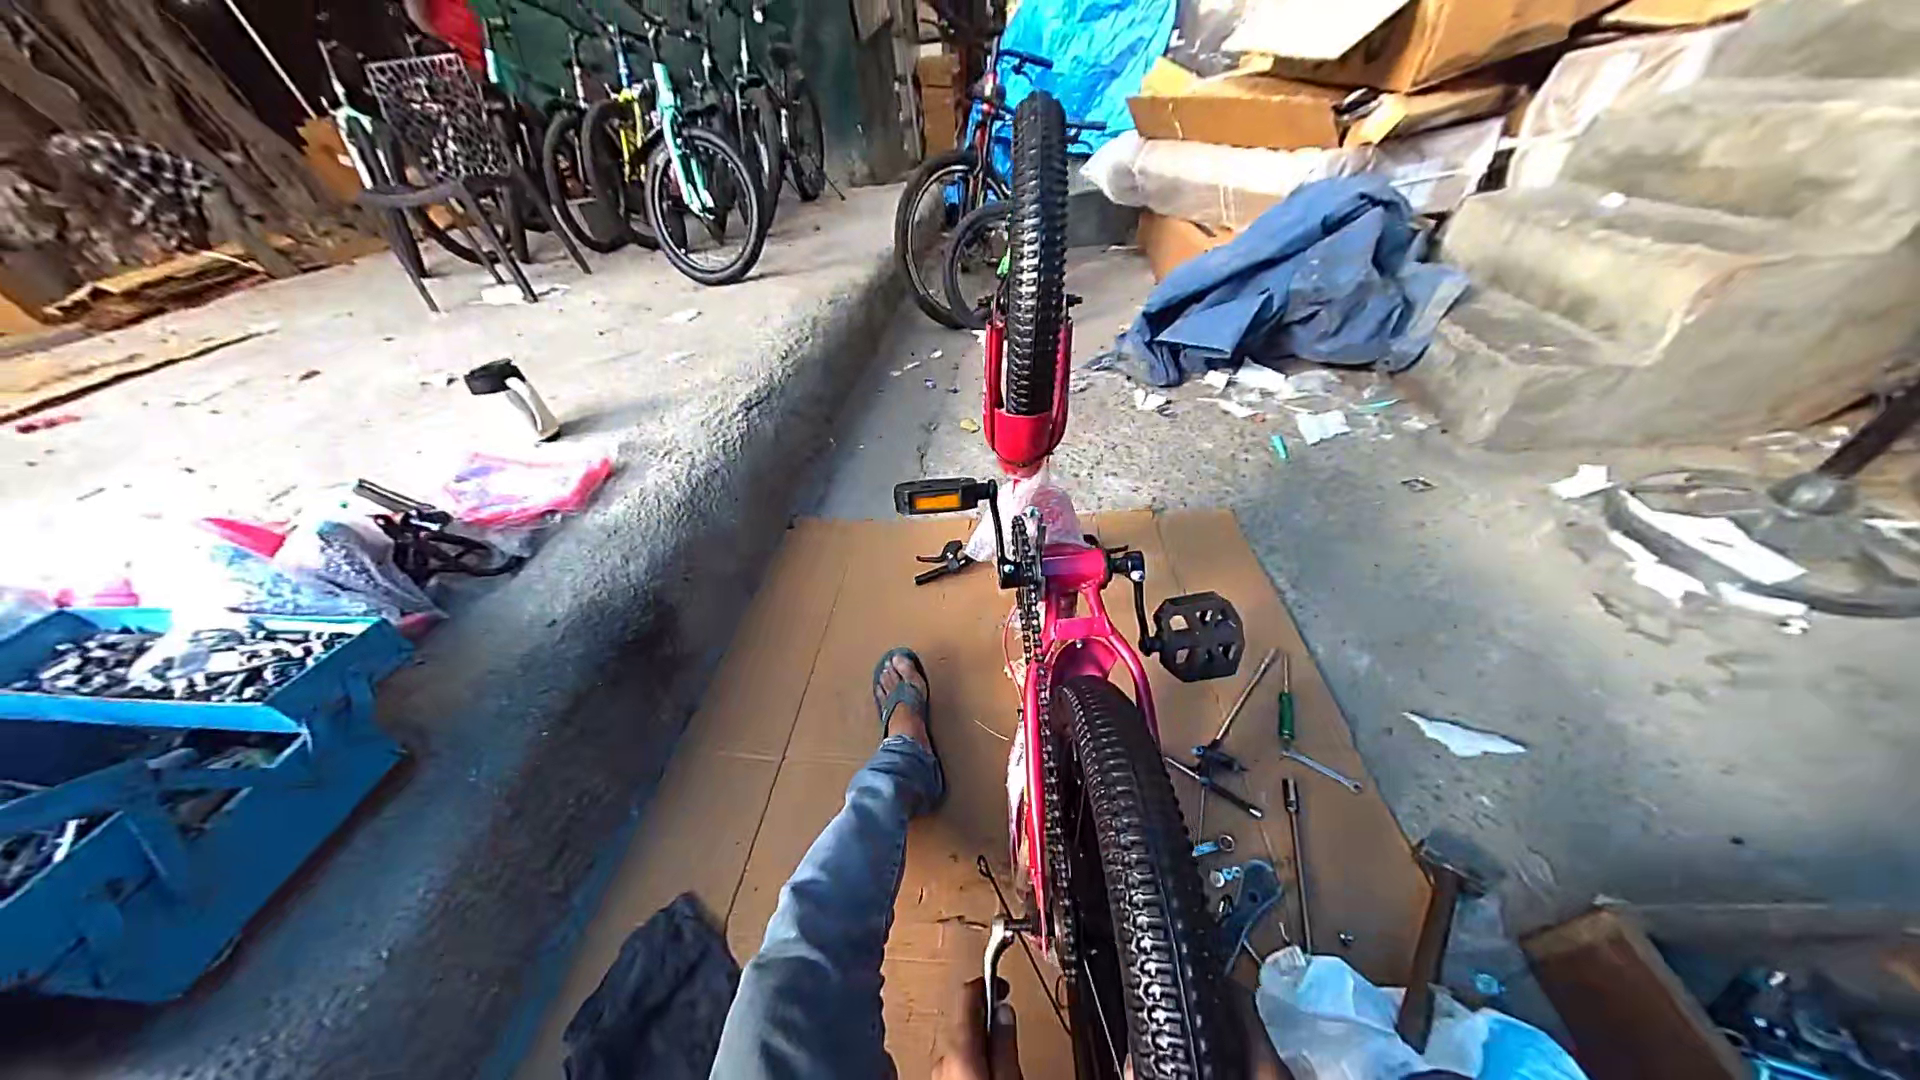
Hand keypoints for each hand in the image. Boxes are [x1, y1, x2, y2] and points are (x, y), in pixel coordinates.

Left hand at [932, 977, 1022, 1079]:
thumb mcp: (1008, 1077)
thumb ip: (1005, 1042)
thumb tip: (1004, 1009)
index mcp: (960, 1048)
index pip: (967, 994)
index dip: (986, 984)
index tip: (1002, 985)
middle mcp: (944, 1057)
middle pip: (966, 1020)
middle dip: (987, 1021)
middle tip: (1007, 1032)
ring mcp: (939, 1073)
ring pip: (961, 1043)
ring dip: (979, 1043)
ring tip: (1000, 1061)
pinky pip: (956, 1062)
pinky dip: (970, 1061)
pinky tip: (985, 1074)